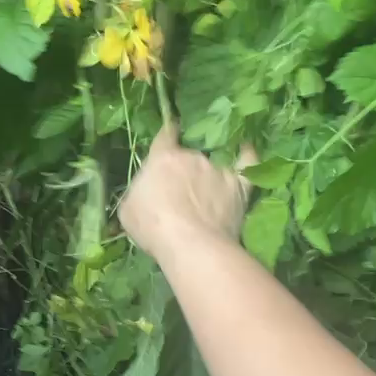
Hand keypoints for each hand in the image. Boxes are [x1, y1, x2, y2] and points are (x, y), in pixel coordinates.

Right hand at [119, 120, 252, 264]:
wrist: (191, 244)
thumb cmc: (152, 226)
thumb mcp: (128, 209)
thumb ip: (139, 191)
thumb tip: (146, 191)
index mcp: (163, 158)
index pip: (165, 136)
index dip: (167, 133)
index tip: (170, 131)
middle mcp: (193, 156)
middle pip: (188, 155)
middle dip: (183, 168)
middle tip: (178, 191)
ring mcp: (218, 170)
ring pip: (211, 164)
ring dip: (206, 174)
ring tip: (204, 194)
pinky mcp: (239, 186)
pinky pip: (246, 165)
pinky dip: (247, 155)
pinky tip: (246, 150)